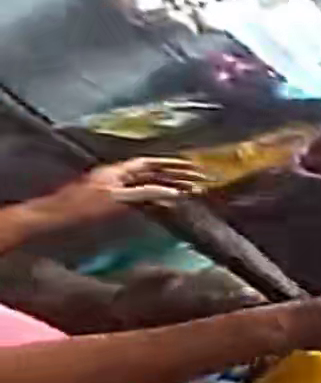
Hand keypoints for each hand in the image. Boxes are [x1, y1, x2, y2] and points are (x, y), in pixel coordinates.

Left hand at [45, 157, 207, 223]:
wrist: (56, 218)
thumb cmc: (84, 206)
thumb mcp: (119, 198)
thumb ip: (150, 193)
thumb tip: (179, 192)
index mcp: (117, 172)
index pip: (149, 163)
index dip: (172, 163)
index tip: (194, 166)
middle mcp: (119, 178)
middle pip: (153, 173)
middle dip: (178, 176)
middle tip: (202, 180)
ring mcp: (119, 190)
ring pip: (152, 185)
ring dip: (173, 188)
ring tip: (194, 192)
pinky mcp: (119, 202)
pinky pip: (146, 197)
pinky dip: (162, 199)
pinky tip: (174, 203)